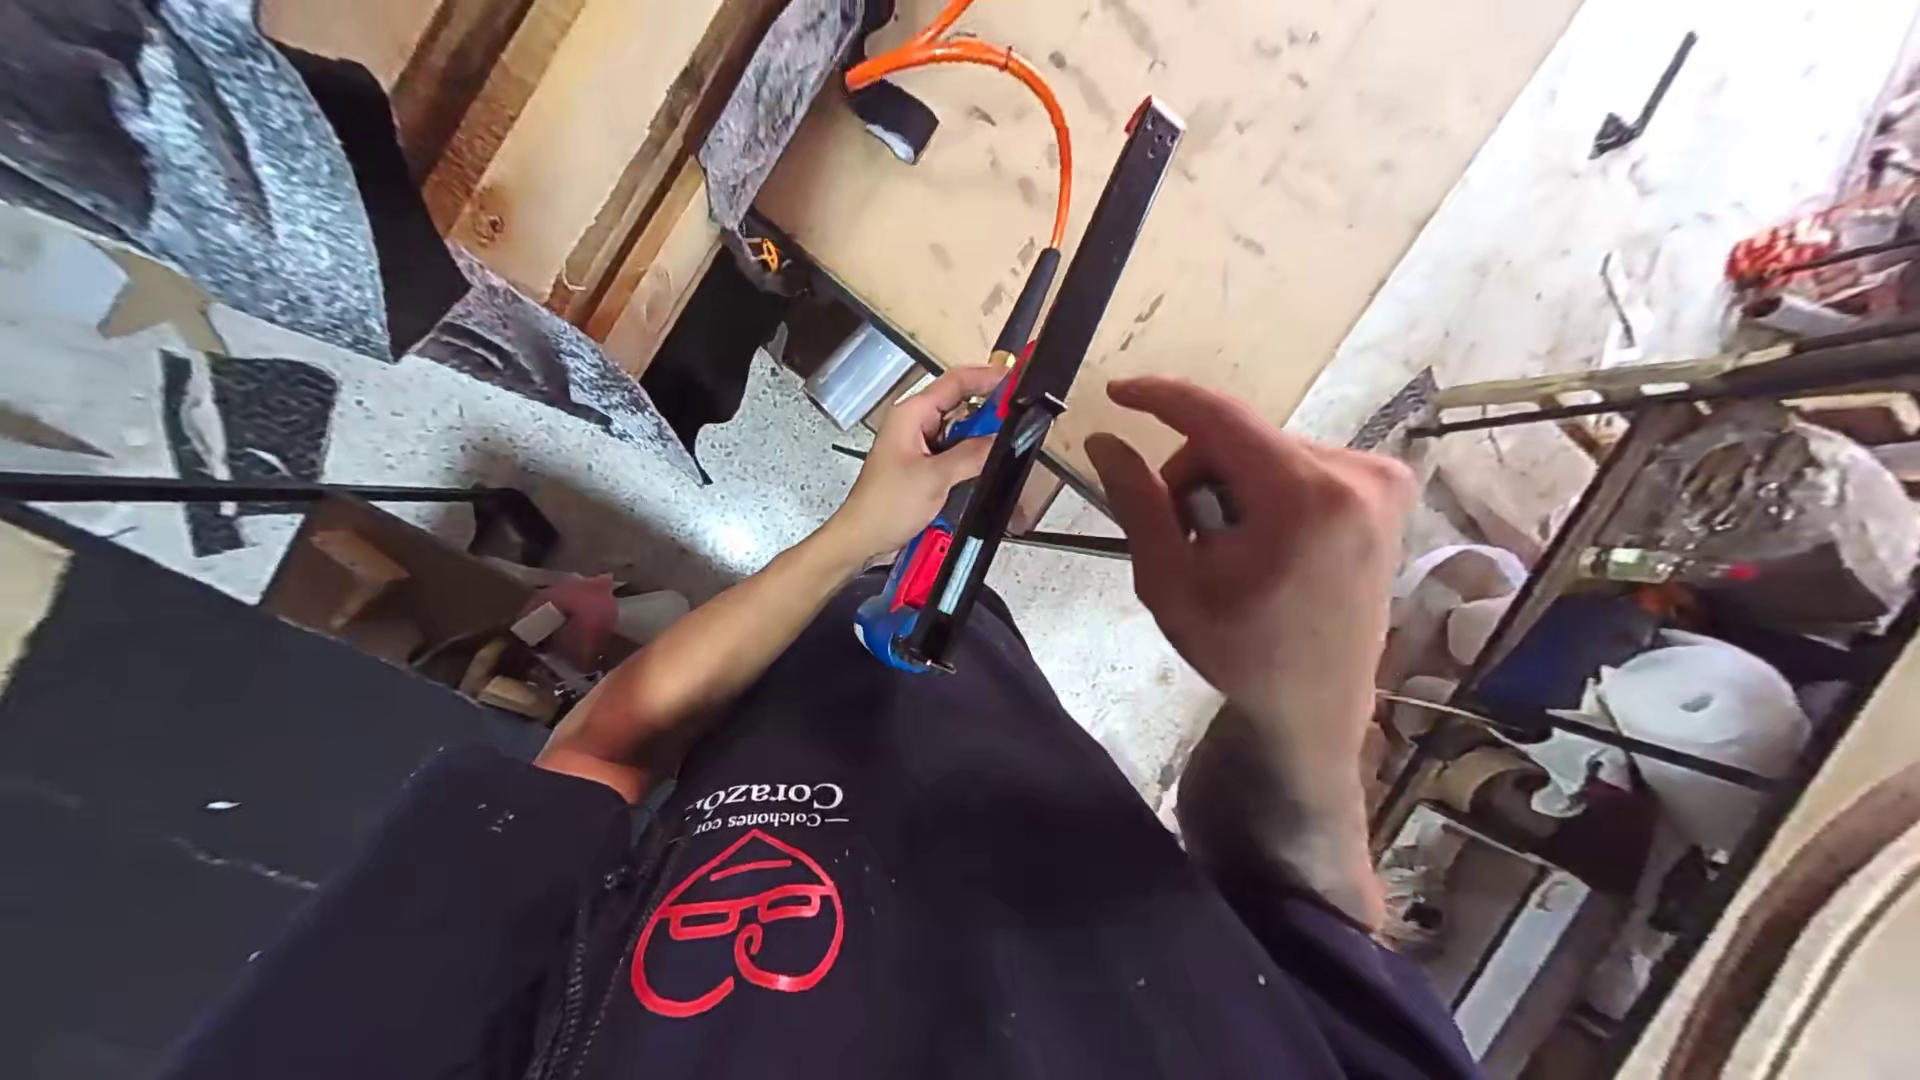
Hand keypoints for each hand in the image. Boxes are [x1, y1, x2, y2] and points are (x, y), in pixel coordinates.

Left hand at [822, 365, 1003, 561]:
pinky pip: (954, 452)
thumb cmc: (884, 506)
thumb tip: (1000, 441)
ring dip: (980, 436)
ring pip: (960, 430)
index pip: (956, 381)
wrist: (863, 538)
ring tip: (1006, 443)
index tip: (1016, 381)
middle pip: (960, 404)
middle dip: (989, 411)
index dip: (988, 377)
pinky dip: (971, 455)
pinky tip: (986, 464)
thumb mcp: (934, 478)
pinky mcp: (924, 465)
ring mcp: (919, 445)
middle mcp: (915, 423)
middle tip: (1018, 420)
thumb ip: (972, 455)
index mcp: (912, 414)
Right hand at [1086, 376, 1410, 925]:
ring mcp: (1380, 481)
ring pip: (1265, 451)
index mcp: (1303, 497)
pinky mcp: (1388, 492)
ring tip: (1224, 549)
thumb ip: (1138, 502)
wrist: (1316, 704)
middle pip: (1239, 439)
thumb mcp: (1169, 580)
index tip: (1117, 393)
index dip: (1160, 397)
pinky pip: (1296, 464)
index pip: (1218, 417)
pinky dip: (1262, 490)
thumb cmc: (1239, 650)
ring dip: (1227, 486)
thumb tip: (1104, 441)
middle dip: (1194, 476)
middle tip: (1183, 537)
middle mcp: (1356, 474)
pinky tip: (1261, 540)